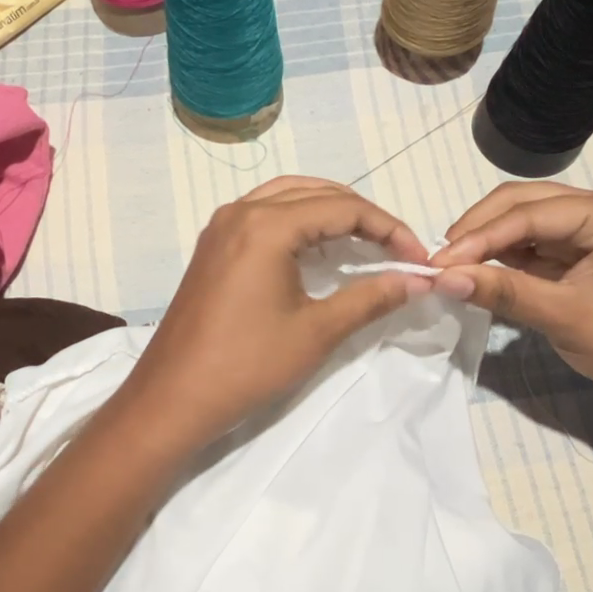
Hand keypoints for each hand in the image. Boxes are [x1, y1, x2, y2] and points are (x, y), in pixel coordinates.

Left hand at [121, 176, 433, 444]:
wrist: (173, 397)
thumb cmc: (247, 365)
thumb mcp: (317, 332)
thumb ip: (371, 298)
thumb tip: (419, 280)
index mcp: (267, 225)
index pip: (343, 207)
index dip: (389, 229)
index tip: (419, 258)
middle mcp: (241, 212)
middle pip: (317, 193)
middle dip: (362, 216)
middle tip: (397, 250)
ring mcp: (221, 227)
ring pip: (288, 198)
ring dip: (330, 213)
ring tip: (365, 243)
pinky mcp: (212, 246)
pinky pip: (264, 214)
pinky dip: (299, 222)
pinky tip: (318, 250)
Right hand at [429, 183, 592, 406]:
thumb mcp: (565, 317)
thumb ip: (505, 292)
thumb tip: (442, 279)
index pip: (532, 213)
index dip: (482, 236)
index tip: (439, 262)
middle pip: (524, 203)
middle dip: (479, 228)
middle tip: (440, 259)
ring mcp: (587, 230)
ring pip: (522, 220)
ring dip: (486, 240)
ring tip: (451, 265)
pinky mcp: (576, 253)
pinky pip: (529, 244)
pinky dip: (500, 255)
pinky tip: (475, 269)